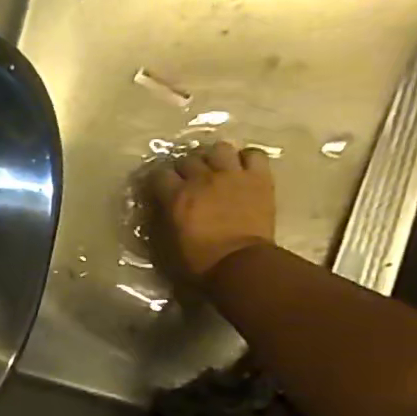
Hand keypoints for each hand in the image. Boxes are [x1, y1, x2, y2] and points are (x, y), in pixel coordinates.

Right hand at [147, 140, 277, 279]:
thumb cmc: (201, 264)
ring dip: (214, 158)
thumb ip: (164, 223)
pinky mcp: (258, 178)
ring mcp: (232, 174)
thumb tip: (162, 211)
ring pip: (219, 149)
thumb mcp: (169, 248)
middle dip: (185, 169)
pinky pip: (253, 155)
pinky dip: (247, 159)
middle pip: (188, 158)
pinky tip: (243, 169)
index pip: (159, 175)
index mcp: (177, 197)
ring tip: (216, 170)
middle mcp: (202, 178)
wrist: (242, 266)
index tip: (160, 189)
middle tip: (188, 182)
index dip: (158, 181)